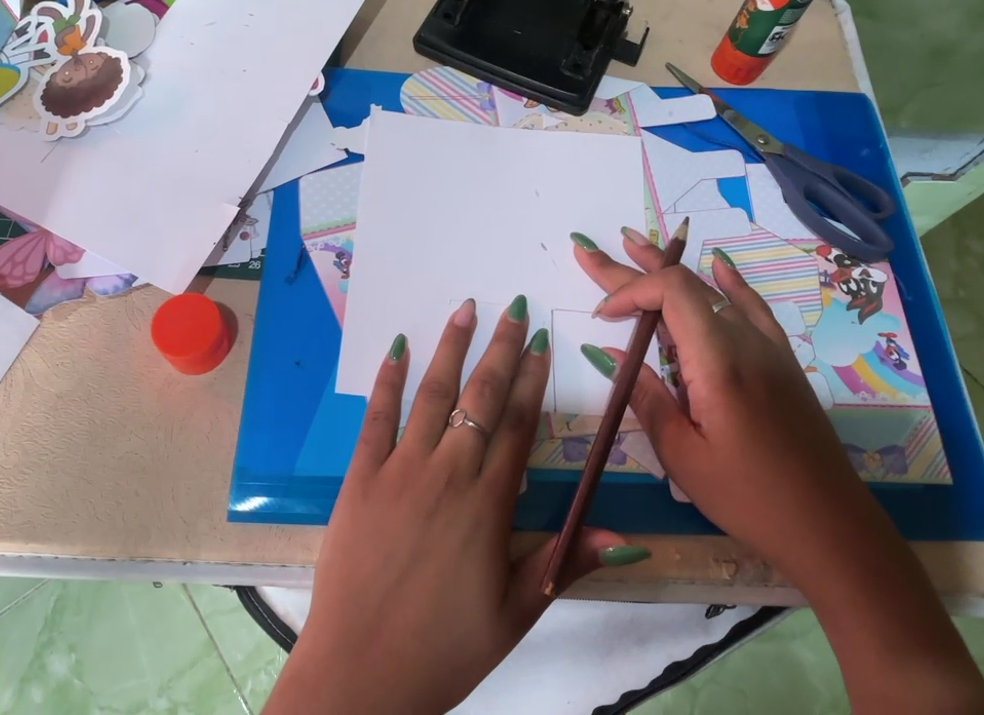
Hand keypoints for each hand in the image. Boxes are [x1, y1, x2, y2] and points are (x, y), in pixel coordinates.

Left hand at [265, 297, 642, 714]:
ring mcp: (399, 471)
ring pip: (432, 395)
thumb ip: (564, 563)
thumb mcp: (516, 612)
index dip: (534, 382)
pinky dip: (388, 382)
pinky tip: (398, 349)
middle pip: (481, 399)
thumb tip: (624, 538)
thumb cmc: (445, 648)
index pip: (520, 426)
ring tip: (465, 309)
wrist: (361, 674)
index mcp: (488, 503)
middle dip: (501, 351)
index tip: (542, 345)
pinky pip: (375, 419)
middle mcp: (447, 473)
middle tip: (514, 309)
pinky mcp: (359, 478)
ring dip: (450, 349)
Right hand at [575, 232, 875, 568]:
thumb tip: (611, 354)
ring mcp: (768, 348)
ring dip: (670, 269)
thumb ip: (646, 398)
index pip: (669, 293)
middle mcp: (744, 342)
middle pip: (684, 287)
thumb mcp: (683, 456)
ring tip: (635, 242)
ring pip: (712, 292)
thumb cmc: (749, 498)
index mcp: (717, 362)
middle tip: (588, 251)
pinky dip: (729, 283)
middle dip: (632, 269)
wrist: (830, 527)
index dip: (629, 292)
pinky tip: (718, 264)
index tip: (601, 318)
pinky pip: (751, 308)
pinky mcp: (781, 363)